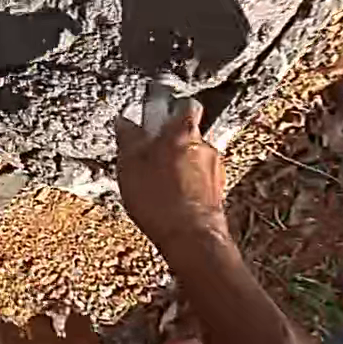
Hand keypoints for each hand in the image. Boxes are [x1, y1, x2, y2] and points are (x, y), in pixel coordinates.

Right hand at [113, 99, 233, 272]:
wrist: (191, 237)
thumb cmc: (159, 198)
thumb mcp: (130, 165)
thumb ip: (129, 139)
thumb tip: (125, 122)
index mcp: (183, 133)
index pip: (185, 106)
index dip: (171, 109)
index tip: (155, 118)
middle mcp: (205, 146)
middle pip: (187, 134)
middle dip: (169, 143)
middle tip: (146, 157)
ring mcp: (216, 169)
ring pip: (192, 157)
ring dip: (177, 164)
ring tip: (154, 183)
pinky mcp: (217, 191)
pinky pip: (198, 178)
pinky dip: (185, 183)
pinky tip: (167, 198)